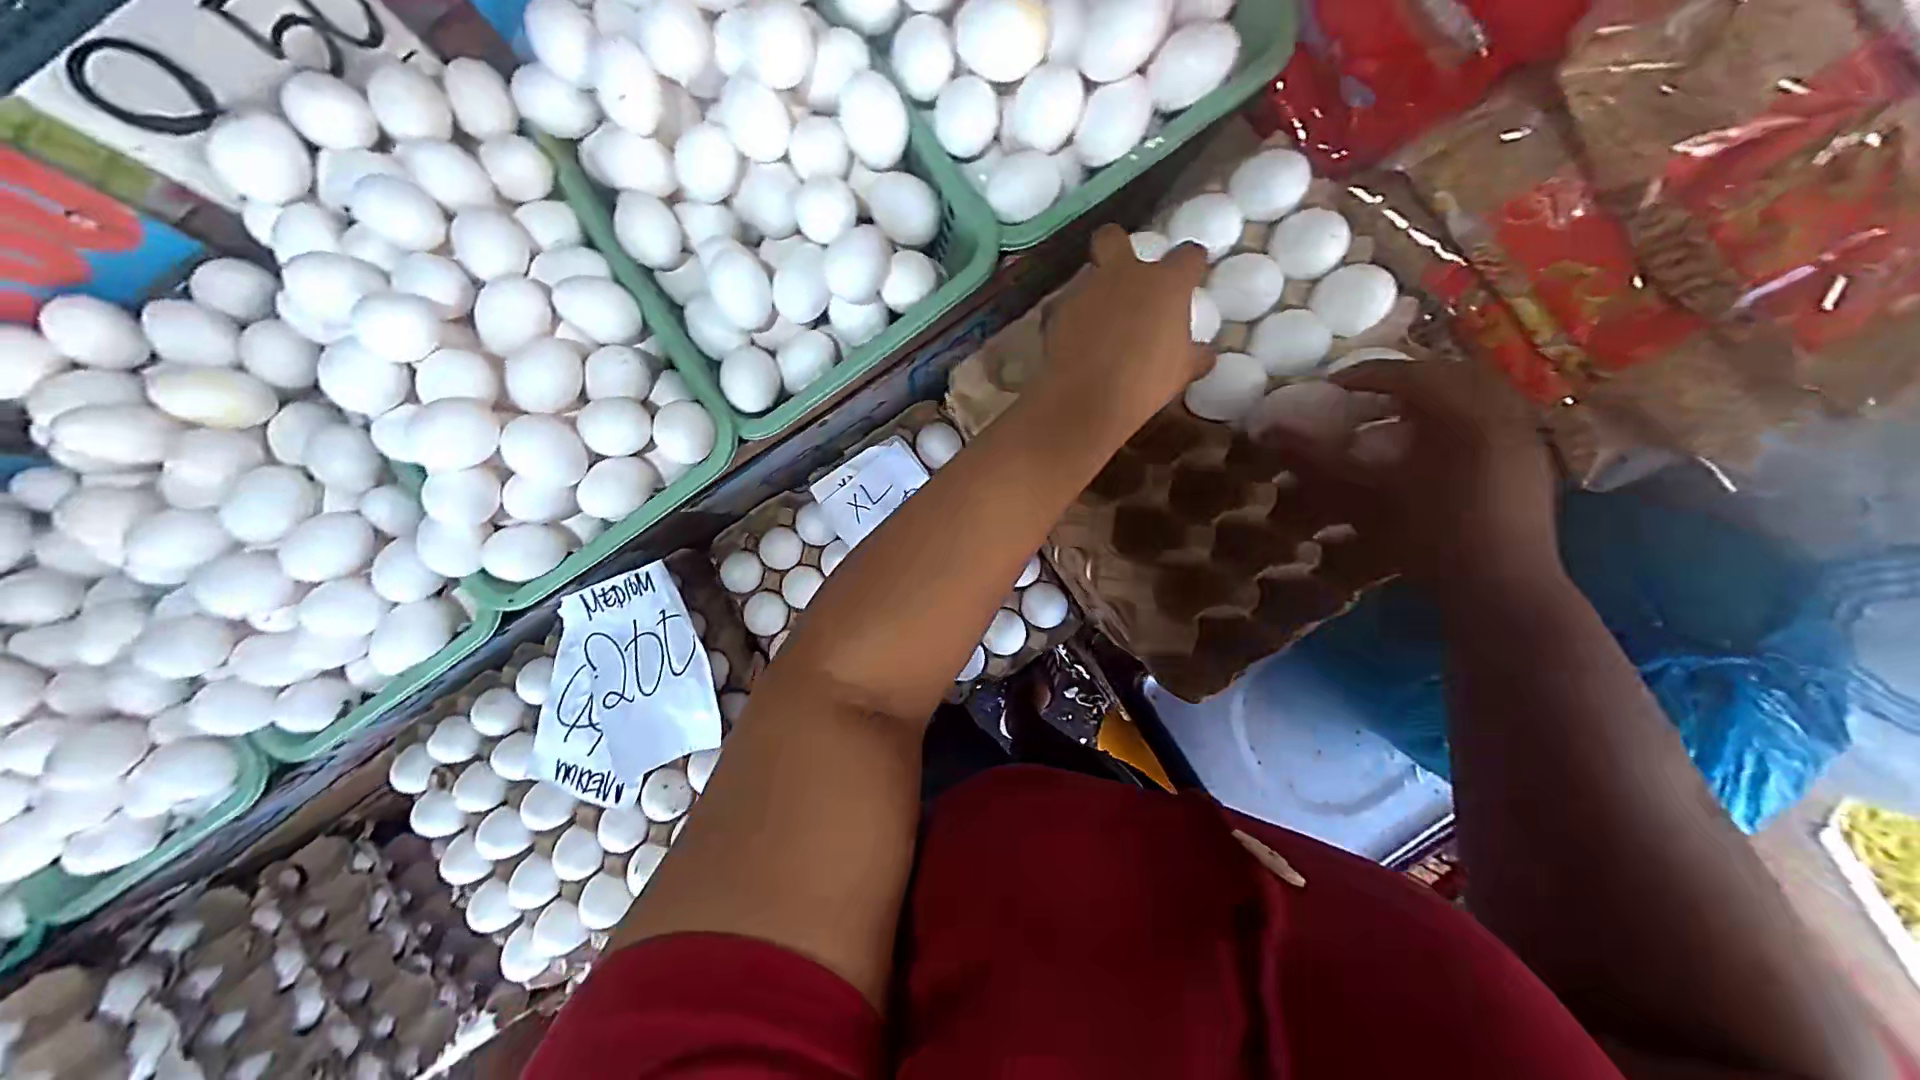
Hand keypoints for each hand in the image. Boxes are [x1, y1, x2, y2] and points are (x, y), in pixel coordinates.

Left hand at [1035, 225, 1208, 430]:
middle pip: (1115, 237)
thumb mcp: (1182, 371)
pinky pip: (1062, 304)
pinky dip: (1068, 317)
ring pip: (1085, 271)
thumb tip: (1204, 353)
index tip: (1190, 277)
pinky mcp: (1056, 310)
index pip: (1188, 255)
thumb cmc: (1145, 382)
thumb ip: (1196, 354)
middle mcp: (1123, 273)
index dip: (1190, 265)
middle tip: (1123, 275)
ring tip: (1095, 318)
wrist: (1086, 398)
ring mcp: (1085, 288)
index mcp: (1165, 282)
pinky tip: (1071, 339)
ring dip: (1092, 288)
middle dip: (1117, 247)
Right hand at [1258, 358, 1560, 582]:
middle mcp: (1498, 408)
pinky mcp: (1530, 457)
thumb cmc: (1428, 537)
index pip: (1403, 373)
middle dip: (1400, 380)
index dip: (1361, 376)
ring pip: (1473, 392)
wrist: (1501, 587)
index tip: (1328, 388)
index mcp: (1458, 410)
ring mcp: (1522, 432)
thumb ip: (1318, 458)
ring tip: (1396, 419)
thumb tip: (1269, 430)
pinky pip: (1491, 415)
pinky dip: (1456, 416)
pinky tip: (1433, 446)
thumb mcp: (1364, 496)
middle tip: (1363, 399)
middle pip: (1444, 373)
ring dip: (1431, 397)